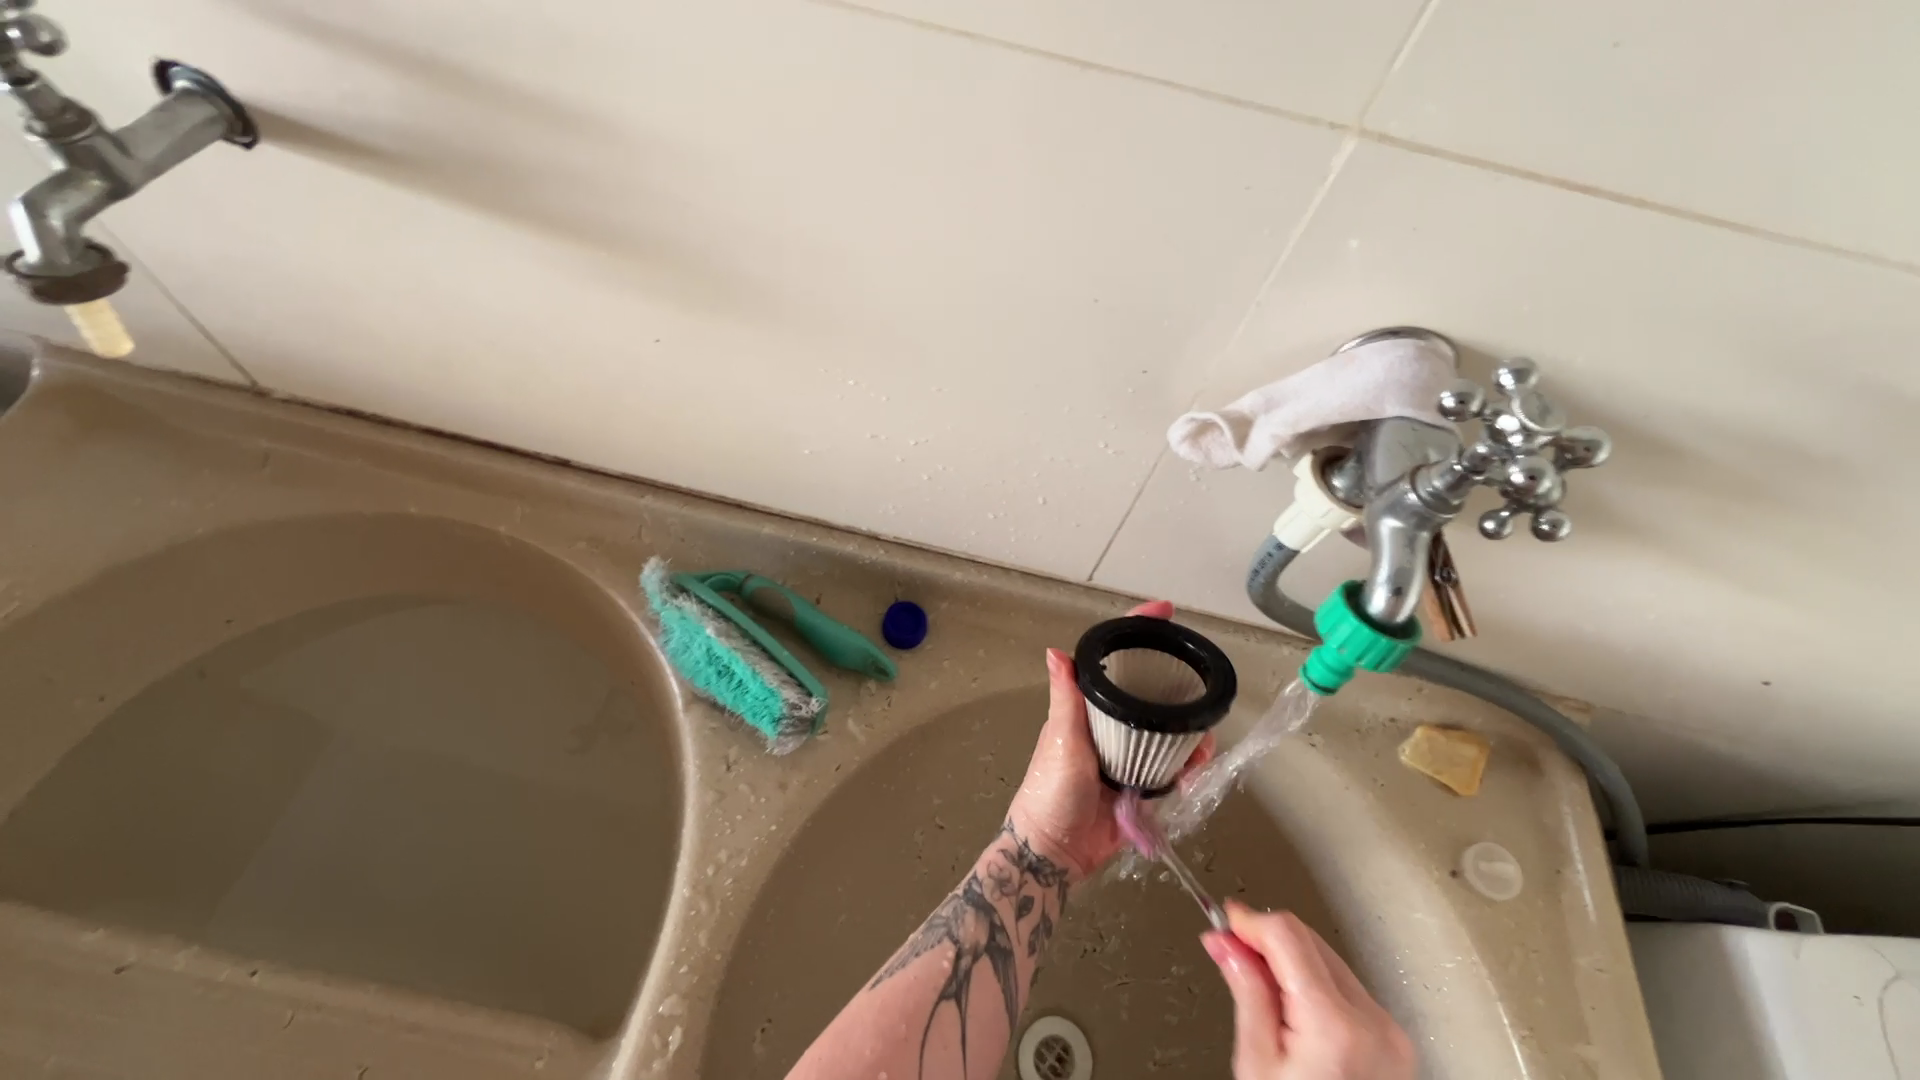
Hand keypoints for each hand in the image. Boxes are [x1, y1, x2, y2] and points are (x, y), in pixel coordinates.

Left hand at [1006, 600, 1212, 882]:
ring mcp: (1128, 755)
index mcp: (1087, 708)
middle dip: (1179, 693)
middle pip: (1151, 694)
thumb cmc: (1051, 790)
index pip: (1113, 662)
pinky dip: (1188, 768)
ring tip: (1200, 747)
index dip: (1137, 631)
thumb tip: (1055, 651)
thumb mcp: (1060, 740)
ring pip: (1168, 731)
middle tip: (1201, 699)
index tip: (1166, 612)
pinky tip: (1195, 774)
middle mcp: (1110, 726)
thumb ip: (1065, 698)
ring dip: (1189, 735)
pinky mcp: (1142, 785)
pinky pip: (1172, 768)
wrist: (1057, 852)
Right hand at [1203, 902, 1414, 1079]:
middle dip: (1267, 938)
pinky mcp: (1395, 1044)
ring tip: (1257, 983)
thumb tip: (1225, 942)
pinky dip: (1313, 981)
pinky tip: (1289, 1001)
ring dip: (1290, 957)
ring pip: (1329, 959)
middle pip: (1311, 941)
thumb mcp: (1256, 1065)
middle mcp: (1374, 1023)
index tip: (1224, 920)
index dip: (1251, 921)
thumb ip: (1246, 991)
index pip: (1288, 936)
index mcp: (1335, 1026)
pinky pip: (1347, 988)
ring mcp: (1391, 1034)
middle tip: (1229, 950)